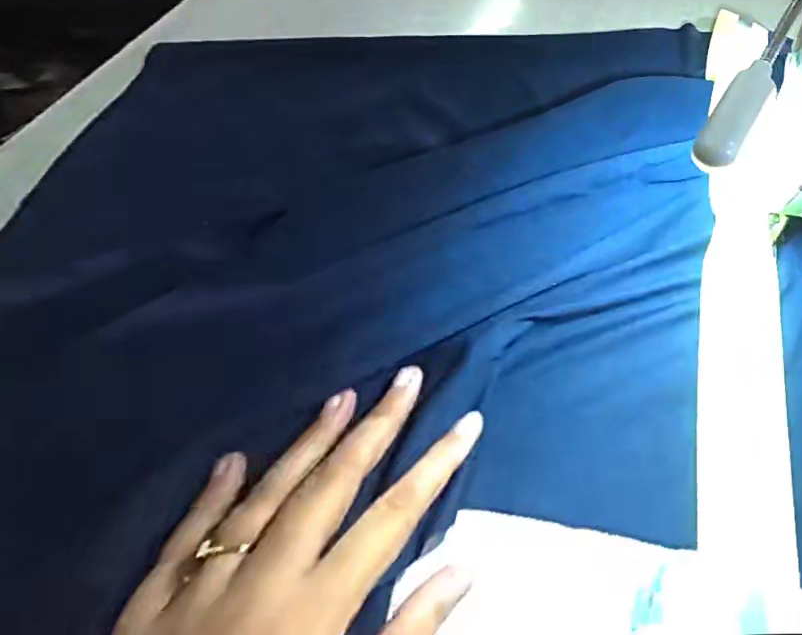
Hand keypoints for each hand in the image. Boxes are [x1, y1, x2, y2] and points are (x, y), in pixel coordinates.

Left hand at [114, 367, 482, 634]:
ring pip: (262, 501)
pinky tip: (232, 461)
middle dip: (374, 428)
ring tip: (340, 399)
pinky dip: (209, 499)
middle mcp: (263, 581)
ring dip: (306, 446)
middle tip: (405, 379)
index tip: (470, 421)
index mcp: (316, 603)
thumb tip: (465, 567)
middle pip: (329, 488)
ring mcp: (199, 592)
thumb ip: (409, 629)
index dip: (437, 463)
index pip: (394, 514)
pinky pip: (181, 544)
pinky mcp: (144, 613)